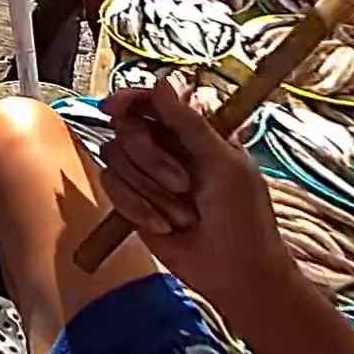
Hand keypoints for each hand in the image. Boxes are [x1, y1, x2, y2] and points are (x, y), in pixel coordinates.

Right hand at [99, 79, 295, 312]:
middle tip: (180, 184)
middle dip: (149, 159)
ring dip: (148, 190)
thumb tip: (162, 82)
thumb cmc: (243, 218)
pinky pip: (110, 186)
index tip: (116, 107)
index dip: (129, 99)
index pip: (149, 102)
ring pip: (115, 158)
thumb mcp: (224, 166)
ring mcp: (143, 172)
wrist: (233, 271)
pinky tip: (161, 223)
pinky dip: (136, 206)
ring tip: (180, 213)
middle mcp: (162, 148)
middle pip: (126, 129)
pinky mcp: (126, 194)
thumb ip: (189, 123)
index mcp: (191, 135)